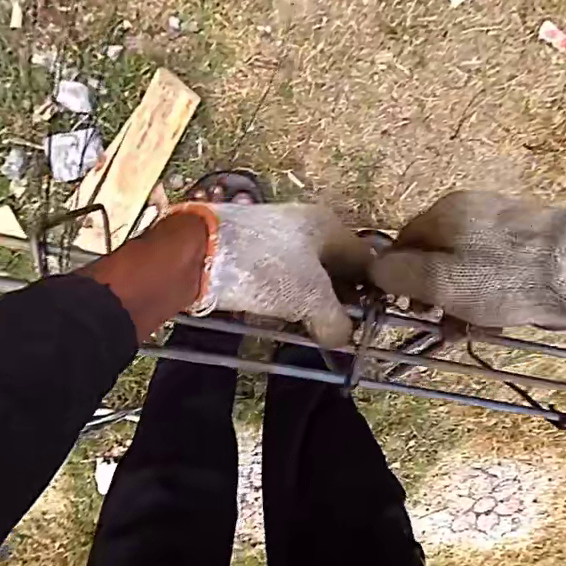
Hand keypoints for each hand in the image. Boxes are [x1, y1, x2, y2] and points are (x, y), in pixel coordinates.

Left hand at [168, 201, 372, 346]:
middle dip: (337, 302)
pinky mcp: (253, 250)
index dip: (370, 293)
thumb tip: (343, 339)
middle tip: (334, 330)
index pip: (365, 261)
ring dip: (309, 304)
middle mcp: (307, 226)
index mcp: (329, 227)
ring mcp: (277, 236)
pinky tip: (278, 316)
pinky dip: (284, 298)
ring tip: (306, 328)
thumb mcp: (309, 300)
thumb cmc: (264, 269)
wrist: (195, 253)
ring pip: (307, 276)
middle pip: (336, 269)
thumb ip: (335, 322)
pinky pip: (280, 278)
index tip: (365, 323)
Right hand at [368, 191, 565, 328]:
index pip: (403, 242)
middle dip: (432, 290)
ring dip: (459, 296)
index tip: (407, 308)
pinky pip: (493, 264)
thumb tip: (375, 270)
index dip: (398, 277)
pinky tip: (496, 313)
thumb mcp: (441, 283)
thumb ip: (401, 275)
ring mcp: (503, 219)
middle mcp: (470, 207)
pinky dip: (486, 289)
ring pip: (465, 262)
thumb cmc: (503, 279)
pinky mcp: (530, 235)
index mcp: (444, 211)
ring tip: (469, 326)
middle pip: (435, 252)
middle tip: (438, 322)